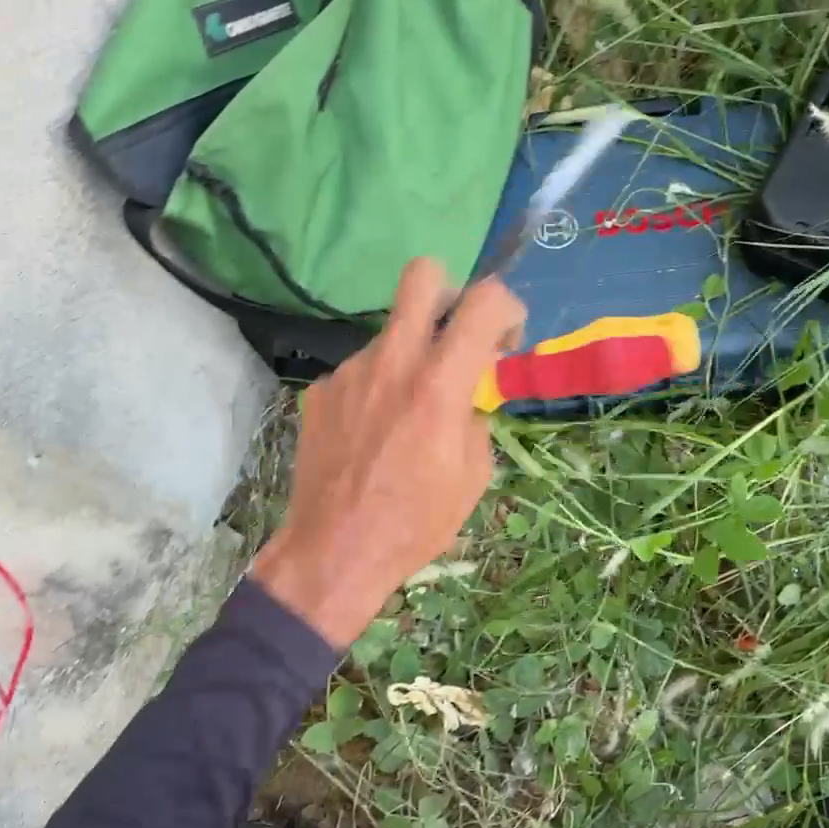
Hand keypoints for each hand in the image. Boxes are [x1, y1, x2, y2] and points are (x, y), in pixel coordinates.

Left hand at [251, 258, 525, 647]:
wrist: (336, 550)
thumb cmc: (416, 524)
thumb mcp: (472, 477)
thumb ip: (477, 419)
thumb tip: (470, 396)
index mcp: (439, 386)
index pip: (483, 301)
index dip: (507, 307)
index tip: (506, 340)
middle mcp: (392, 363)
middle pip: (422, 275)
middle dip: (450, 293)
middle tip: (455, 339)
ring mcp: (349, 373)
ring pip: (391, 334)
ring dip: (410, 358)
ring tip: (406, 416)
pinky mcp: (321, 391)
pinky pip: (361, 372)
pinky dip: (376, 390)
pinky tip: (371, 435)